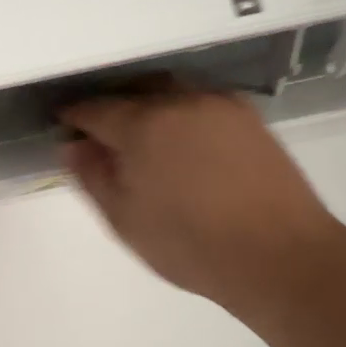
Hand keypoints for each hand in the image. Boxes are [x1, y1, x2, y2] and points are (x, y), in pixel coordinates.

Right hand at [61, 78, 345, 313]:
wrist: (281, 256)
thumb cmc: (191, 245)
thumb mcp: (124, 219)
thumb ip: (92, 176)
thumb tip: (73, 146)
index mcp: (142, 124)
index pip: (94, 108)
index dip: (73, 117)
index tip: (64, 126)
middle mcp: (180, 102)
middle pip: (133, 89)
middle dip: (111, 104)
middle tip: (100, 133)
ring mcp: (220, 106)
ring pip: (170, 91)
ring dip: (148, 105)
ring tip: (142, 137)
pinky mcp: (249, 119)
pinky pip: (201, 102)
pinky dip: (181, 112)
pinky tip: (181, 142)